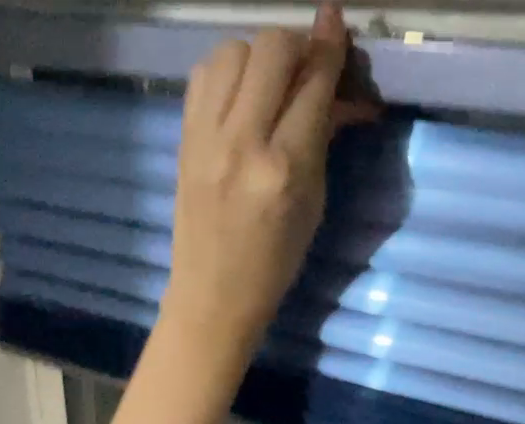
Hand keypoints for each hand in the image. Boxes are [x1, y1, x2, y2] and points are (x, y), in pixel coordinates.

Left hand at [160, 4, 368, 353]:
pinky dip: (227, 71)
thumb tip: (341, 90)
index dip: (331, 45)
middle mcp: (243, 143)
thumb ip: (323, 138)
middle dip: (296, 45)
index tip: (337, 20)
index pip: (313, 84)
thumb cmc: (275, 262)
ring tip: (271, 83)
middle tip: (306, 66)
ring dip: (258, 55)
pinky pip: (204, 74)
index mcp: (286, 168)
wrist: (213, 294)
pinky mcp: (183, 138)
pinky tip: (240, 95)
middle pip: (271, 48)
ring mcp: (205, 138)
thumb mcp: (313, 204)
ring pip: (233, 51)